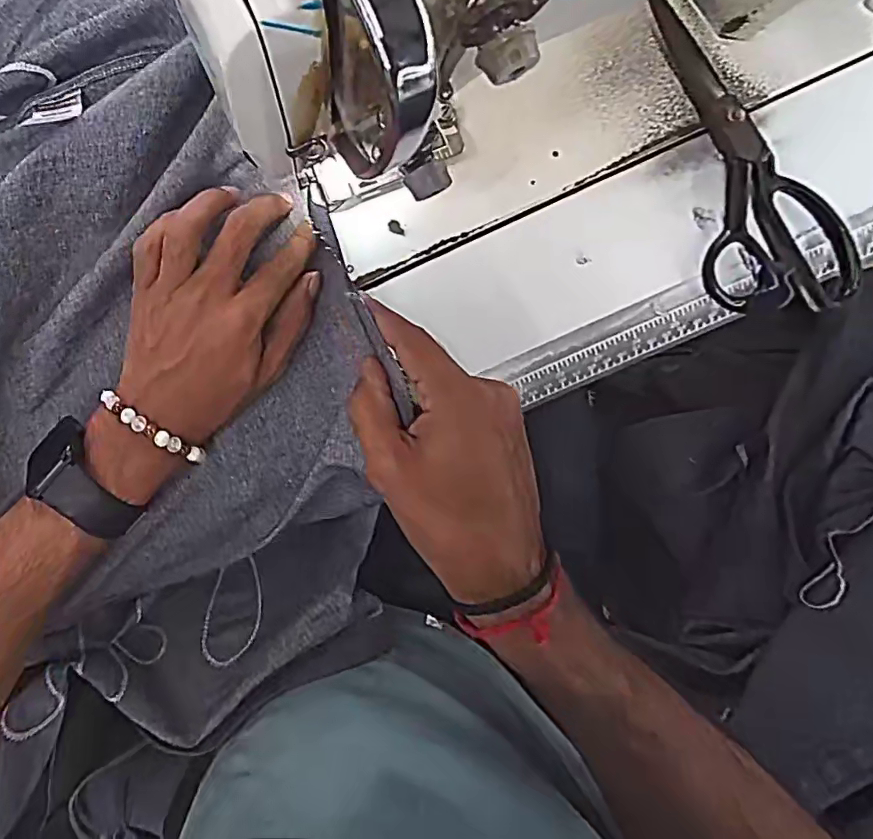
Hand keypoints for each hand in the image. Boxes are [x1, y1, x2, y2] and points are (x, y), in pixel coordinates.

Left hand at [85, 187, 321, 504]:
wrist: (157, 415)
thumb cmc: (211, 397)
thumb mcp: (266, 372)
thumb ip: (292, 324)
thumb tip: (309, 282)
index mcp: (240, 320)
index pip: (279, 266)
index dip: (298, 243)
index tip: (305, 233)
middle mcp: (205, 297)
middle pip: (237, 233)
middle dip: (264, 209)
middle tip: (276, 204)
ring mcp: (170, 291)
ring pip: (186, 228)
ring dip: (210, 203)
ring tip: (229, 196)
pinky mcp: (145, 291)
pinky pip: (148, 245)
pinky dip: (164, 224)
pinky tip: (183, 218)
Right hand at [346, 298, 545, 606]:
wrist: (501, 565)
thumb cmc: (454, 527)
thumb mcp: (387, 466)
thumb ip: (369, 406)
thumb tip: (367, 372)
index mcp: (458, 399)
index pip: (413, 340)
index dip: (384, 320)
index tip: (365, 306)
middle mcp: (488, 395)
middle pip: (426, 363)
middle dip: (396, 381)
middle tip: (380, 422)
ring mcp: (502, 409)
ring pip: (442, 383)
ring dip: (417, 401)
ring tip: (411, 451)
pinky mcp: (507, 423)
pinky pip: (461, 399)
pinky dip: (437, 412)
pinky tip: (432, 453)